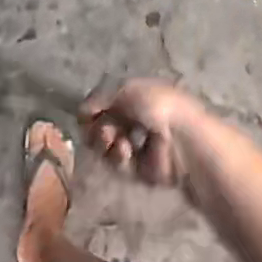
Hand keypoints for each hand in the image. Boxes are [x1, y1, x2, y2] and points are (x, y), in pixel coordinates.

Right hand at [79, 78, 201, 188]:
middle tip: (103, 131)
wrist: (181, 135)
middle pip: (99, 129)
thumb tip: (80, 112)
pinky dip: (119, 159)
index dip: (91, 112)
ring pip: (106, 150)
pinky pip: (120, 167)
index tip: (86, 116)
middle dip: (96, 130)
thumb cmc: (155, 104)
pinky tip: (126, 151)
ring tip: (114, 139)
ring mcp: (136, 147)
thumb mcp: (124, 90)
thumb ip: (98, 98)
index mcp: (130, 98)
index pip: (100, 106)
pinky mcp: (141, 171)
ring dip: (105, 144)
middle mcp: (131, 121)